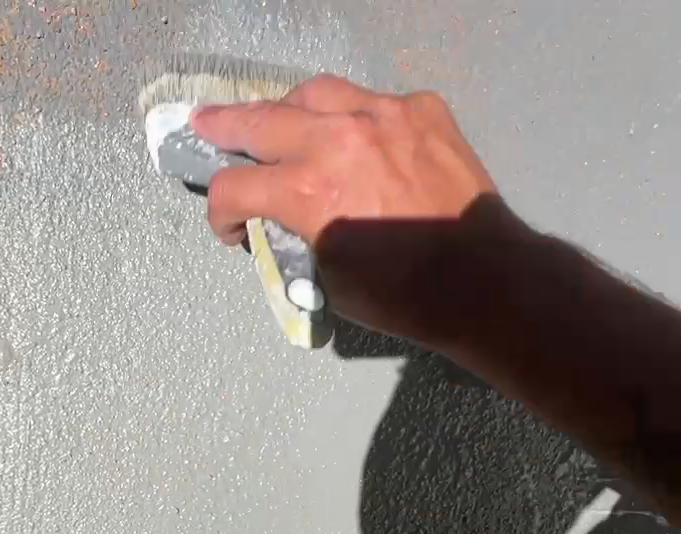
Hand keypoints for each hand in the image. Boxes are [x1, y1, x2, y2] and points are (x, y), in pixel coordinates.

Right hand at [190, 76, 532, 348]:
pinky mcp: (420, 110)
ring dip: (285, 109)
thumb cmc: (396, 294)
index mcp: (306, 192)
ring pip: (313, 93)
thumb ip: (294, 235)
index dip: (219, 214)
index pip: (233, 188)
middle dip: (223, 127)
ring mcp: (383, 115)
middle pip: (259, 120)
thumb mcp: (323, 275)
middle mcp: (337, 140)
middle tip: (204, 124)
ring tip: (276, 122)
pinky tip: (349, 137)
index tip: (230, 230)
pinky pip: (369, 100)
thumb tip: (283, 220)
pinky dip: (348, 117)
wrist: (476, 278)